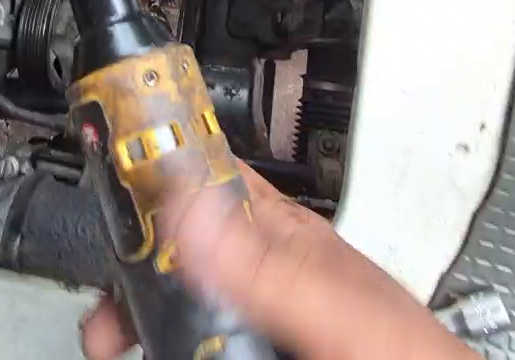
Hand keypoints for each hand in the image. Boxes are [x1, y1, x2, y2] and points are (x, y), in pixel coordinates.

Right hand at [80, 169, 475, 359]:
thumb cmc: (412, 358)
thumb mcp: (334, 304)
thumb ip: (265, 258)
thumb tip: (188, 204)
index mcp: (280, 237)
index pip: (203, 180)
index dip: (152, 174)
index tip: (104, 189)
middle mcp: (261, 276)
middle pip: (175, 256)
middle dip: (129, 276)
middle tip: (102, 319)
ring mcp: (256, 324)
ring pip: (179, 308)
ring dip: (136, 322)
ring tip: (112, 345)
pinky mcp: (250, 350)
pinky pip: (194, 341)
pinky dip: (160, 343)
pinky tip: (144, 352)